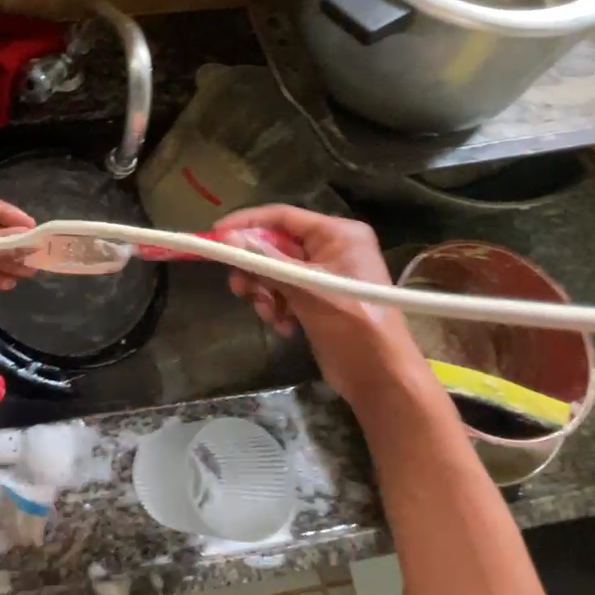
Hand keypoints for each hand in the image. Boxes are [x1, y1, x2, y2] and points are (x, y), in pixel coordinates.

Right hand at [213, 205, 426, 406]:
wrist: (380, 378)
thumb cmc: (351, 325)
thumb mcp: (305, 289)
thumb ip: (265, 260)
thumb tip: (226, 237)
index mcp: (338, 234)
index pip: (282, 216)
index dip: (245, 223)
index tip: (214, 236)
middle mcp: (332, 247)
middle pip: (274, 245)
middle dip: (255, 268)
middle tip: (238, 288)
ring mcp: (325, 273)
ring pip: (274, 270)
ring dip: (264, 291)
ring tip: (268, 313)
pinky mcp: (318, 297)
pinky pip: (283, 290)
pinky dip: (276, 306)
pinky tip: (283, 325)